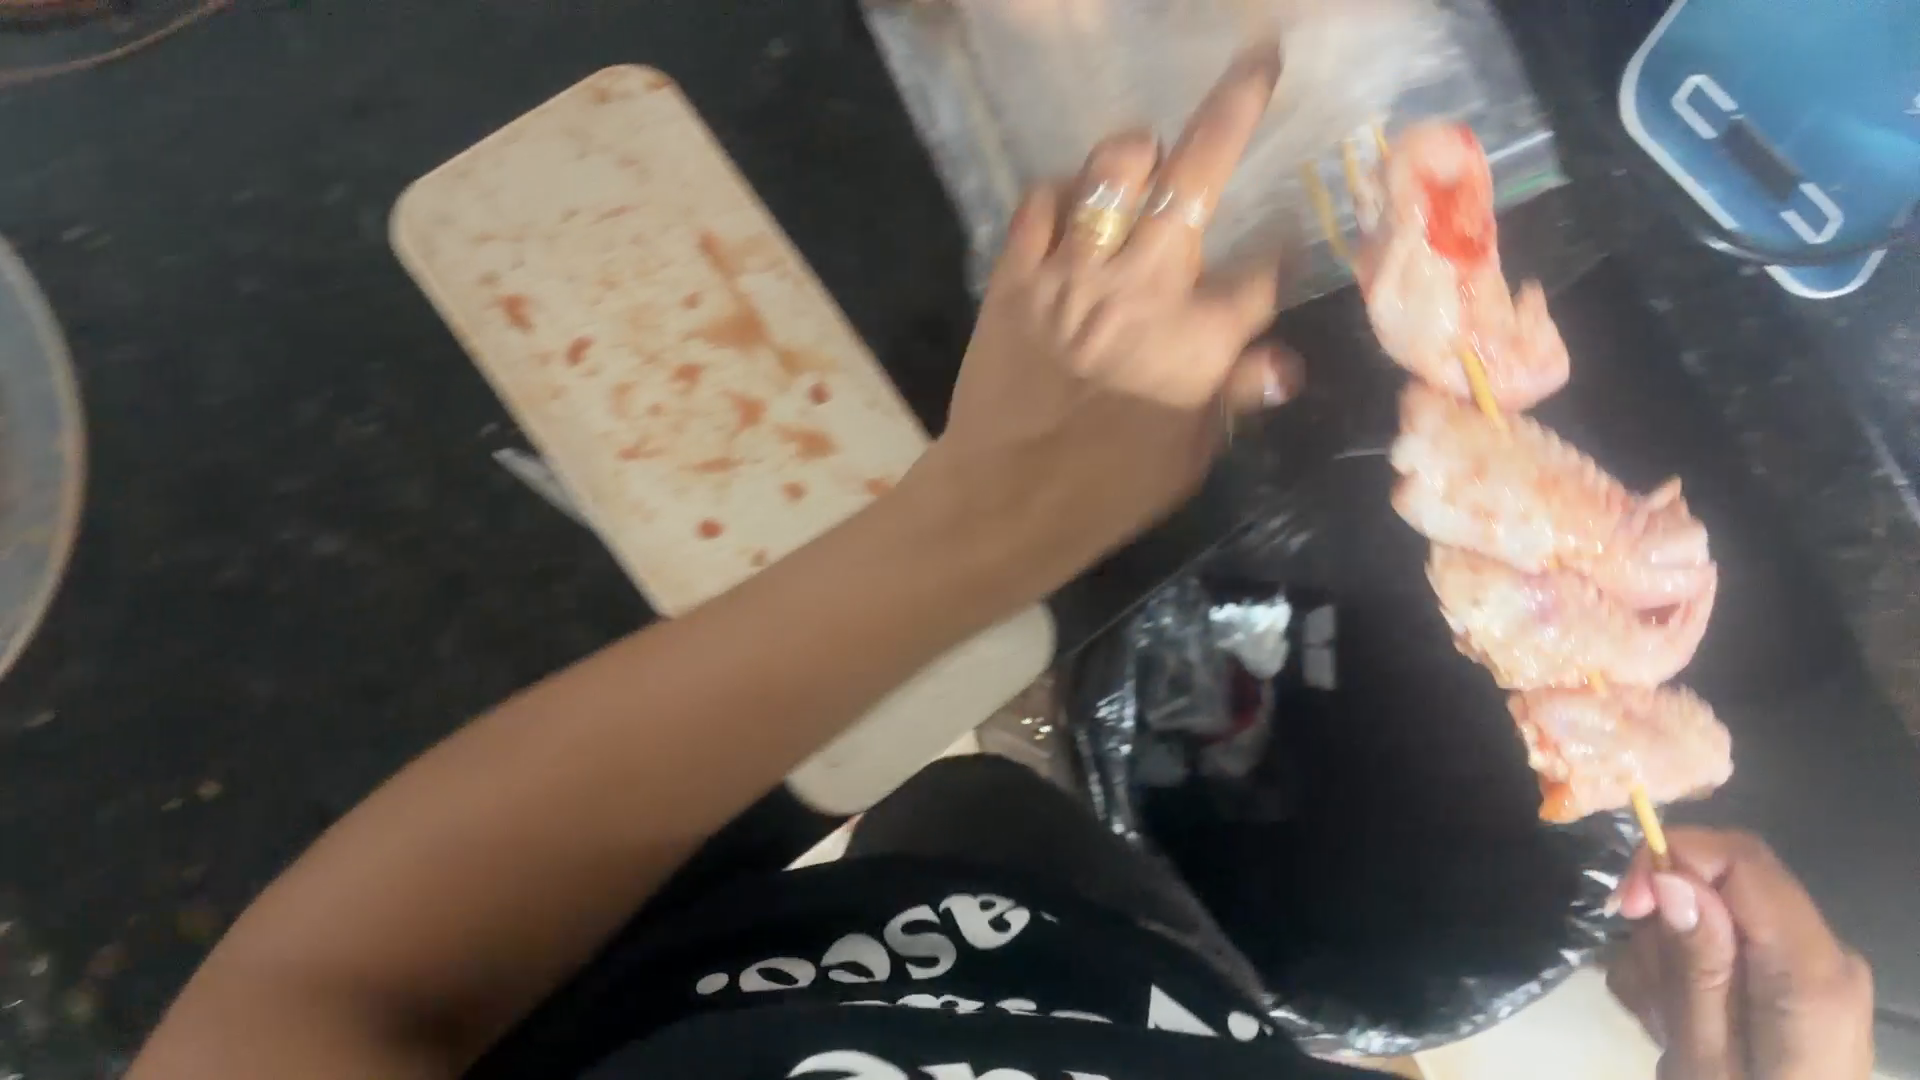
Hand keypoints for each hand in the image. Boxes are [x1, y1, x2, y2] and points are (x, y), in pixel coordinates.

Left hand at [913, 44, 1301, 594]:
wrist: (1004, 500)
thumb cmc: (1106, 493)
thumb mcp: (1190, 458)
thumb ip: (1232, 399)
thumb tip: (1282, 363)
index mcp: (1200, 339)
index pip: (1263, 269)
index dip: (1278, 252)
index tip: (1277, 247)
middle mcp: (1143, 288)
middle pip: (1197, 177)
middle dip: (1236, 108)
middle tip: (1255, 65)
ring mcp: (1073, 276)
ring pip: (1112, 169)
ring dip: (1135, 153)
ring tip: (1142, 159)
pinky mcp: (1014, 280)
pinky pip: (1038, 205)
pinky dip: (1059, 196)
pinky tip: (1068, 212)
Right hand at [1606, 828, 1874, 1079]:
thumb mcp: (1706, 1058)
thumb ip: (1698, 965)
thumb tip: (1673, 879)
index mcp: (1813, 973)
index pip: (1742, 859)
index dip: (1670, 858)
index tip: (1626, 904)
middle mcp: (1822, 957)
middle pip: (1717, 881)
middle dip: (1659, 914)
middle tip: (1642, 975)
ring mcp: (1804, 969)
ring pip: (1701, 911)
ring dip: (1659, 949)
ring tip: (1661, 1013)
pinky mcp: (1783, 980)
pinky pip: (1711, 939)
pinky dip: (1672, 967)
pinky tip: (1674, 1016)